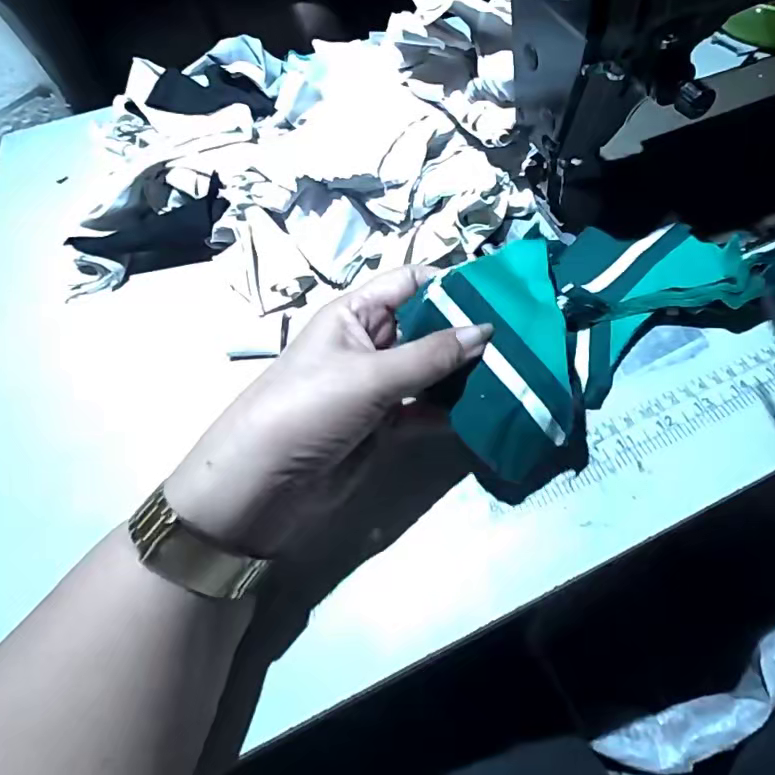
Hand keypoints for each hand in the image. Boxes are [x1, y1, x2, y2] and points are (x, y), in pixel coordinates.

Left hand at [163, 265, 490, 558]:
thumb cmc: (307, 410)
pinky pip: (428, 406)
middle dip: (468, 329)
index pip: (412, 282)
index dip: (452, 282)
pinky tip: (486, 408)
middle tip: (519, 333)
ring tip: (513, 368)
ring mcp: (379, 384)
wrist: (256, 493)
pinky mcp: (386, 422)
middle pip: (429, 325)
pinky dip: (452, 408)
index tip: (499, 290)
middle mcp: (371, 342)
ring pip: (433, 368)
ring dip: (465, 370)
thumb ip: (432, 355)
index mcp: (356, 314)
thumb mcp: (370, 375)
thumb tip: (488, 330)